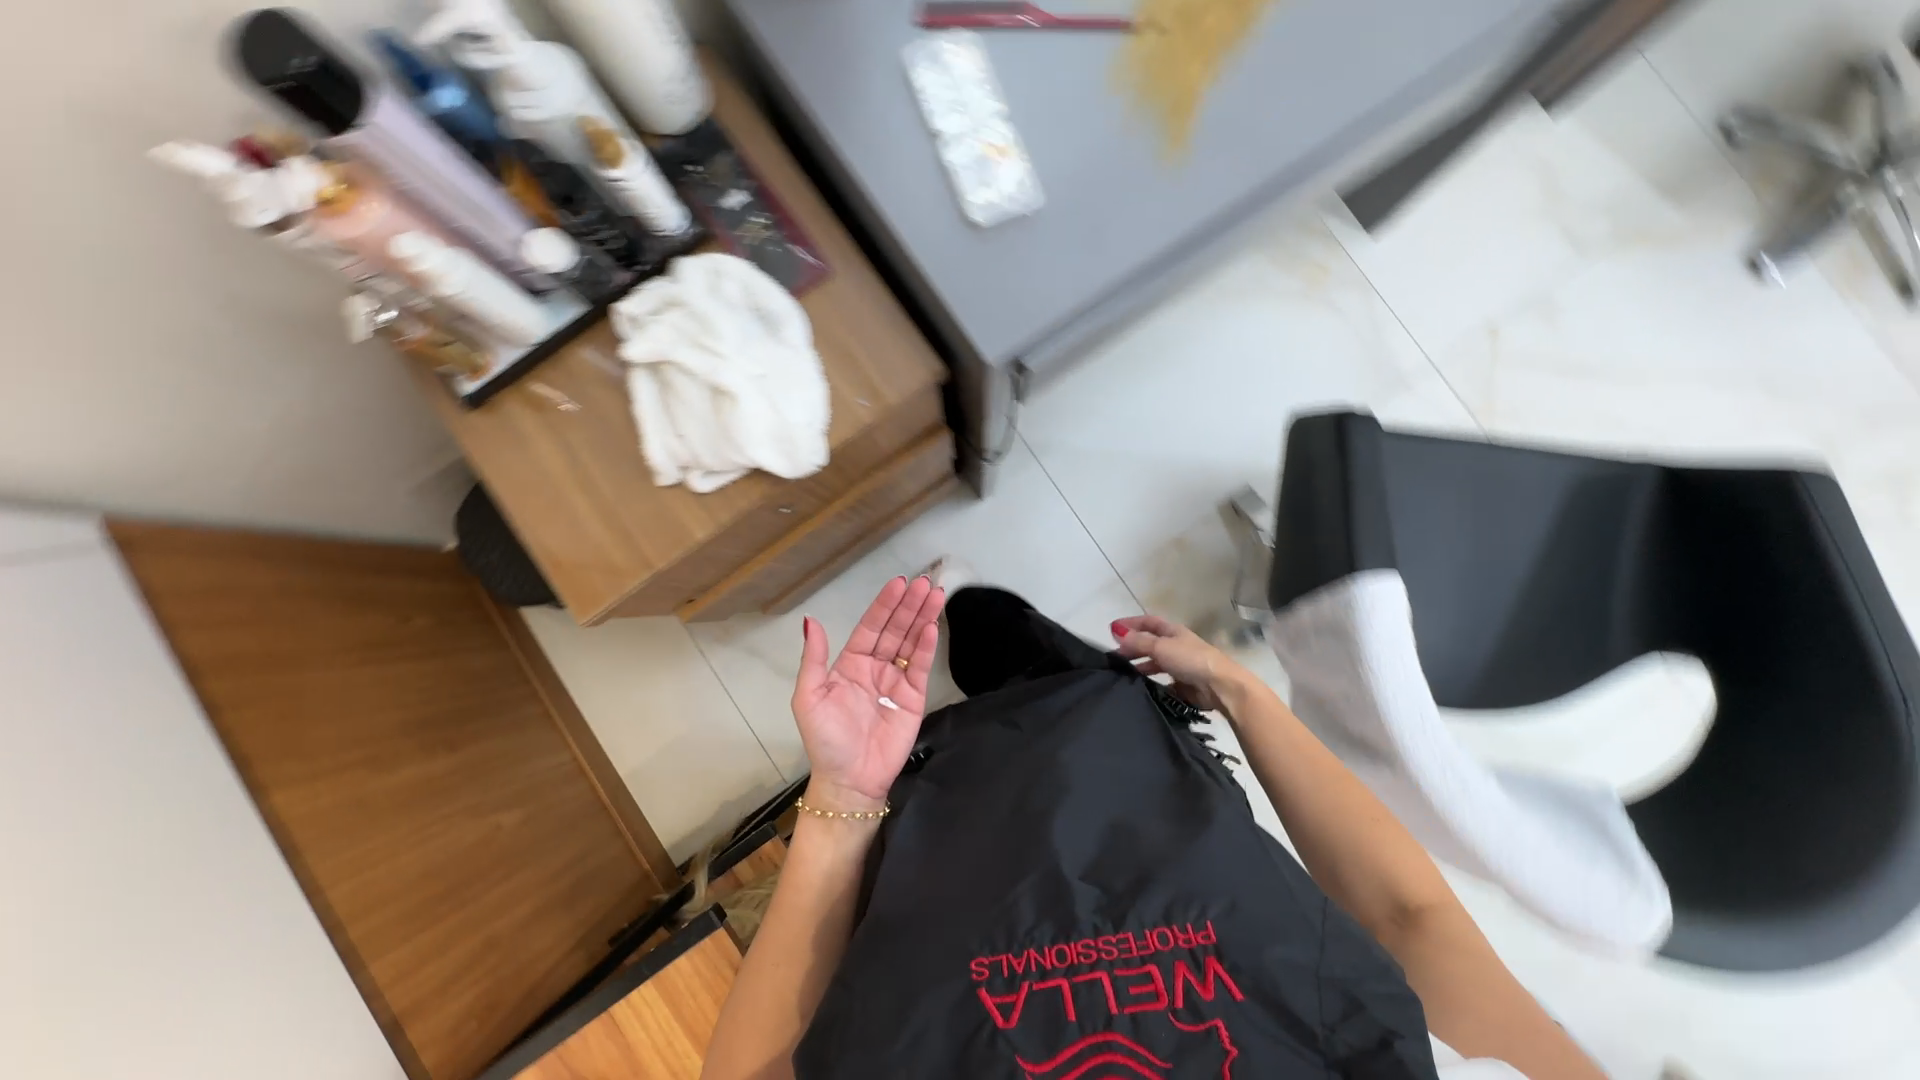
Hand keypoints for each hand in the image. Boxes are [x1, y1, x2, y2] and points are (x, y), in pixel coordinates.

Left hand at [792, 576, 945, 810]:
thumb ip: (813, 658)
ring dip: (922, 618)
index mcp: (850, 664)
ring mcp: (896, 682)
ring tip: (934, 594)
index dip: (884, 605)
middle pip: (894, 630)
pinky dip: (926, 646)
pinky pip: (919, 666)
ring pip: (910, 642)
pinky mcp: (914, 698)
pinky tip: (932, 626)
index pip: (870, 627)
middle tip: (923, 582)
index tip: (898, 584)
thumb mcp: (808, 697)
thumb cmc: (825, 740)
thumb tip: (811, 620)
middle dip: (908, 605)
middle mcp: (875, 667)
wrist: (849, 779)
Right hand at [1109, 614, 1248, 711]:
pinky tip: (1138, 689)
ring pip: (1154, 664)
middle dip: (1132, 647)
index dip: (1131, 623)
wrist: (1219, 686)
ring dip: (1139, 667)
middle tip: (1113, 657)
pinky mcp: (1182, 685)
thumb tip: (1115, 631)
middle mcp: (1176, 646)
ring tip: (1122, 675)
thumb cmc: (1191, 660)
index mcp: (1173, 632)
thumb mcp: (1161, 647)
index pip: (1148, 622)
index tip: (1111, 629)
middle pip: (1150, 644)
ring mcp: (1180, 666)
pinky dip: (1150, 684)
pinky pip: (1161, 682)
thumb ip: (1138, 641)